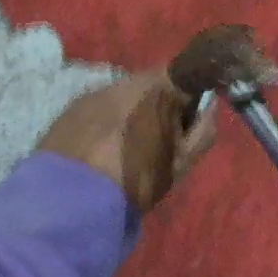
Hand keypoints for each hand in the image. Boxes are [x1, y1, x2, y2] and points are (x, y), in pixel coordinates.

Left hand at [36, 71, 216, 211]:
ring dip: (130, 113)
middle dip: (158, 104)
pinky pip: (97, 110)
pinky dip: (105, 124)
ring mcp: (92, 94)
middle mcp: (123, 80)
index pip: (184, 74)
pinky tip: (100, 151)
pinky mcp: (67, 110)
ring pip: (122, 97)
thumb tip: (209, 107)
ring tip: (125, 148)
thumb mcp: (182, 162)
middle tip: (159, 139)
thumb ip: (203, 130)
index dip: (190, 95)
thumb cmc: (136, 180)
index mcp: (156, 88)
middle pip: (151, 84)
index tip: (189, 121)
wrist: (68, 202)